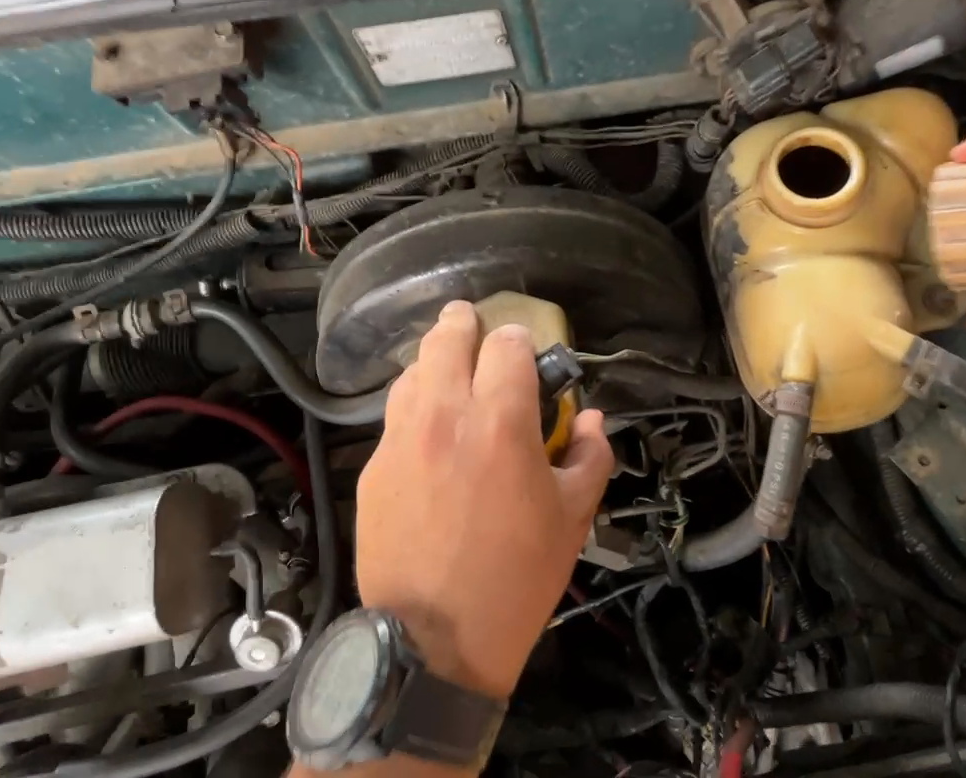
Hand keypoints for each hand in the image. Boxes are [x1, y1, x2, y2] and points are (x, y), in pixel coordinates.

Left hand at [354, 301, 614, 699]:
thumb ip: (591, 455)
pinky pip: (395, 417)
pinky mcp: (373, 470)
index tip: (526, 352)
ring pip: (413, 371)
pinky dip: (415, 405)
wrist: (435, 642)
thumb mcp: (574, 516)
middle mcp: (445, 417)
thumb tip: (592, 420)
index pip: (506, 343)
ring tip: (451, 375)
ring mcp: (400, 441)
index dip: (520, 339)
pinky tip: (429, 428)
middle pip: (448, 338)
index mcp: (501, 423)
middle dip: (466, 325)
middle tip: (475, 327)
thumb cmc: (518, 576)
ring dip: (436, 362)